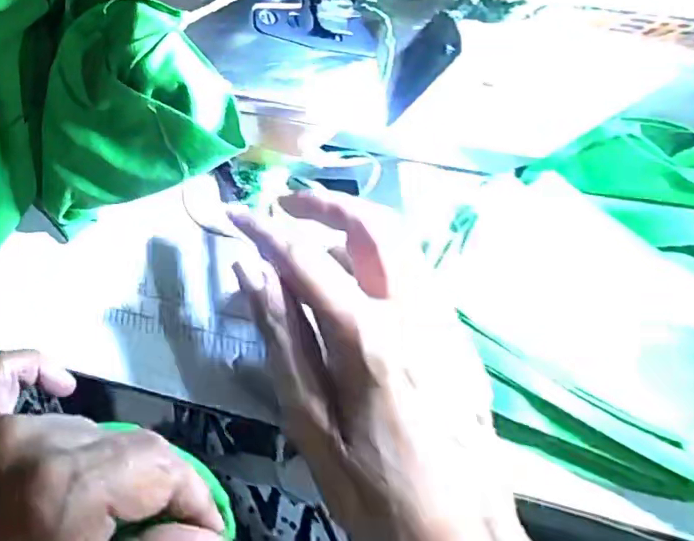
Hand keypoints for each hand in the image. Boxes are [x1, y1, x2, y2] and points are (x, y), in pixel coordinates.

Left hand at [0, 350, 225, 540]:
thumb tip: (206, 532)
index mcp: (68, 489)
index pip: (155, 462)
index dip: (193, 497)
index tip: (204, 533)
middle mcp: (34, 444)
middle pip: (122, 442)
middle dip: (154, 485)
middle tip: (162, 526)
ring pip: (77, 424)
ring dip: (104, 460)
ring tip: (109, 507)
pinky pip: (6, 374)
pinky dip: (37, 369)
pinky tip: (62, 383)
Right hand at [227, 191, 522, 540]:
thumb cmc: (372, 490)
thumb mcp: (307, 418)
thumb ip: (279, 333)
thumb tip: (249, 269)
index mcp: (370, 340)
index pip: (304, 257)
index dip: (262, 228)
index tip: (232, 213)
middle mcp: (418, 322)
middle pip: (376, 228)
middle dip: (324, 204)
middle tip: (283, 206)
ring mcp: (448, 332)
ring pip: (403, 247)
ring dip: (352, 229)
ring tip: (309, 241)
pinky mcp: (461, 348)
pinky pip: (416, 278)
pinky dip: (376, 259)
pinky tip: (349, 285)